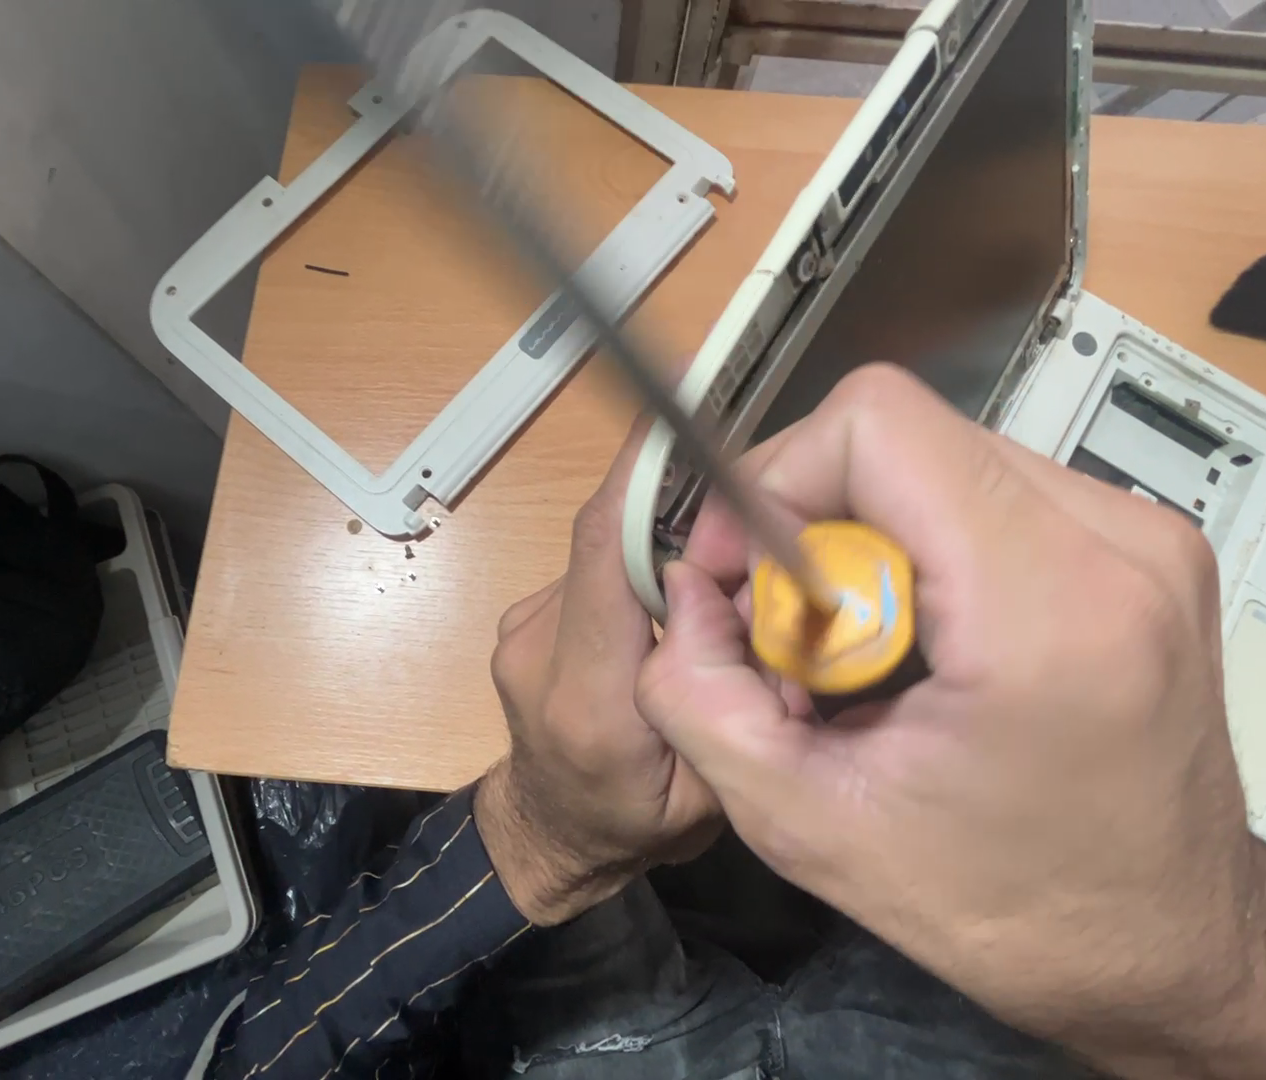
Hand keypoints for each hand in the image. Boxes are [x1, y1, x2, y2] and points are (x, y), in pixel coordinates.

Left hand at [475, 421, 721, 925]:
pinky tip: (659, 616)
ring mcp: (520, 632)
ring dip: (652, 558)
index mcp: (585, 695)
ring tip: (703, 593)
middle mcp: (536, 648)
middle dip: (671, 525)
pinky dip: (628, 579)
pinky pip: (587, 578)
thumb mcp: (706, 794)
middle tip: (738, 531)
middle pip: (605, 547)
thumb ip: (726, 696)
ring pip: (599, 559)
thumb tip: (745, 596)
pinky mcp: (521, 624)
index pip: (601, 555)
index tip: (673, 425)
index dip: (635, 481)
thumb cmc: (628, 828)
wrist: (544, 839)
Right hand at [636, 366, 1265, 1078]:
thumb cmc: (1000, 908)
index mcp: (1045, 612)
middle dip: (802, 514)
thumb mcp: (801, 822)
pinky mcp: (1134, 542)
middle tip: (783, 620)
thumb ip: (699, 696)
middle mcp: (1114, 543)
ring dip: (851, 531)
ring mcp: (1140, 533)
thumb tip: (684, 589)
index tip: (744, 568)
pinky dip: (906, 539)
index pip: (876, 426)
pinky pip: (973, 486)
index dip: (775, 477)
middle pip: (893, 434)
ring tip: (844, 636)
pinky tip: (905, 628)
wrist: (1169, 950)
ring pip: (927, 455)